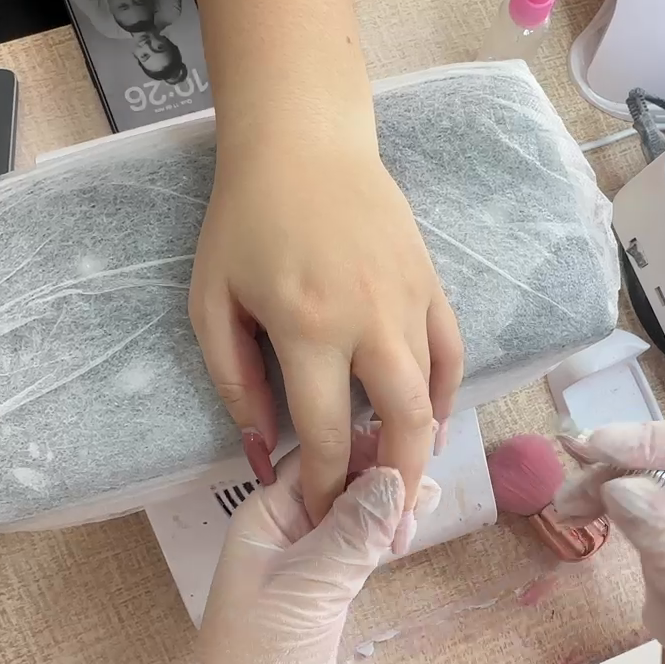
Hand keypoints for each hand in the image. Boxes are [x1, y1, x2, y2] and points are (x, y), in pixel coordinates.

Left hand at [133, 453, 439, 663]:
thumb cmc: (261, 649)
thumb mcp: (308, 587)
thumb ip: (352, 532)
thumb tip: (396, 475)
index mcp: (268, 510)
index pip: (321, 457)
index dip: (365, 450)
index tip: (410, 459)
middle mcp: (288, 521)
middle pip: (343, 478)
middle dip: (382, 479)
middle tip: (422, 498)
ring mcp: (310, 552)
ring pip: (357, 510)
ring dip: (389, 508)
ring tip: (423, 512)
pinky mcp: (329, 580)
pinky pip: (361, 542)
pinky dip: (384, 534)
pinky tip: (408, 532)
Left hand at [190, 133, 463, 527]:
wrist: (302, 143)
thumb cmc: (245, 221)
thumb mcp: (212, 302)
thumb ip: (233, 381)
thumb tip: (258, 449)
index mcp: (308, 328)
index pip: (324, 434)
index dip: (322, 488)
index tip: (320, 519)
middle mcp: (369, 321)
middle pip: (401, 424)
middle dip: (394, 484)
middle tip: (384, 520)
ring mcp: (409, 301)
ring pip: (433, 394)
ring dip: (421, 446)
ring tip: (404, 481)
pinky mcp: (431, 284)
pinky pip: (452, 353)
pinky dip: (448, 395)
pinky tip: (434, 422)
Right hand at [556, 418, 664, 663]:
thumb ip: (662, 541)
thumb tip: (619, 487)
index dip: (662, 443)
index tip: (604, 447)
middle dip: (624, 457)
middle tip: (576, 467)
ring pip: (652, 453)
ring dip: (604, 474)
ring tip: (568, 505)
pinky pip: (638, 467)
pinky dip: (603, 483)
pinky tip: (575, 506)